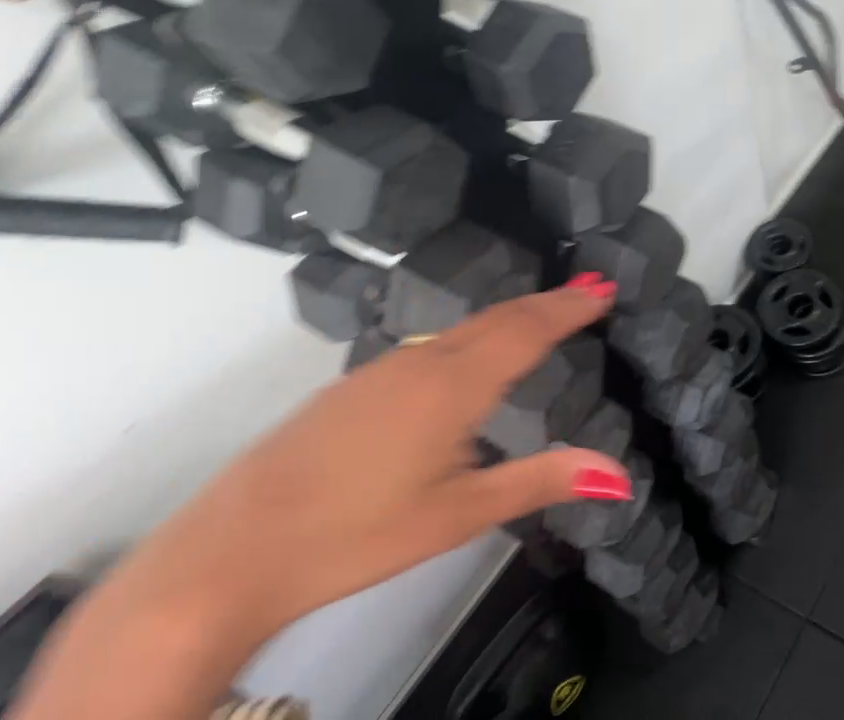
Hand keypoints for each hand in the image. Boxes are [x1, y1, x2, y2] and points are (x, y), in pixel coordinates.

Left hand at [10, 278, 624, 719]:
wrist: (225, 556)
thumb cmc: (354, 537)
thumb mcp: (459, 514)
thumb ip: (541, 482)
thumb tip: (618, 476)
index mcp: (451, 386)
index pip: (525, 330)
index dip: (568, 307)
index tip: (603, 288)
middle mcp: (415, 363)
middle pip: (493, 320)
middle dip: (544, 304)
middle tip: (585, 293)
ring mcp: (375, 373)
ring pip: (457, 330)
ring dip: (506, 319)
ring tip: (540, 320)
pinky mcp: (347, 391)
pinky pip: (426, 347)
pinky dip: (468, 338)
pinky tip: (466, 361)